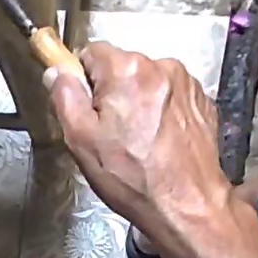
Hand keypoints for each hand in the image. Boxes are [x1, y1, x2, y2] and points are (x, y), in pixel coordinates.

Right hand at [48, 44, 245, 257]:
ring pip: (145, 83)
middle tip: (107, 133)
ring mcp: (185, 84)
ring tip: (134, 142)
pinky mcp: (200, 101)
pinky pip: (167, 97)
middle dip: (110, 94)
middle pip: (120, 67)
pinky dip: (158, 113)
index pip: (91, 52)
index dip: (81, 81)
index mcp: (126, 70)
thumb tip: (57, 73)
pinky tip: (155, 143)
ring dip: (136, 104)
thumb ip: (65, 97)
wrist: (185, 205)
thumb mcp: (81, 140)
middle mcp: (160, 67)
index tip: (83, 106)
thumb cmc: (135, 178)